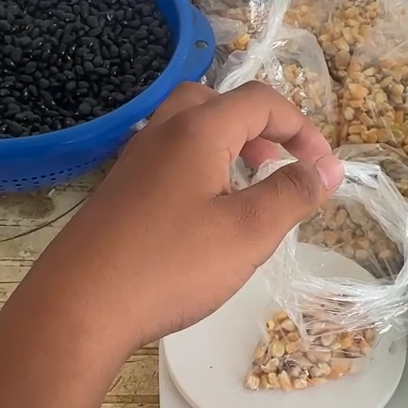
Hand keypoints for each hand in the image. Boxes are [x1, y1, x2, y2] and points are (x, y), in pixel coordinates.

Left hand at [15, 82, 342, 358]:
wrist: (80, 305)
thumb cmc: (171, 265)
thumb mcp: (248, 233)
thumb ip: (291, 195)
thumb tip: (326, 170)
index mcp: (197, 131)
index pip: (261, 102)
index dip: (303, 130)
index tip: (325, 171)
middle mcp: (160, 133)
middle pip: (217, 102)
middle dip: (258, 127)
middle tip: (276, 164)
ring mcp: (133, 162)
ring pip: (188, 131)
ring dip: (227, 147)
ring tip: (245, 189)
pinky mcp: (118, 194)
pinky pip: (167, 161)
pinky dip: (198, 170)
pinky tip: (203, 217)